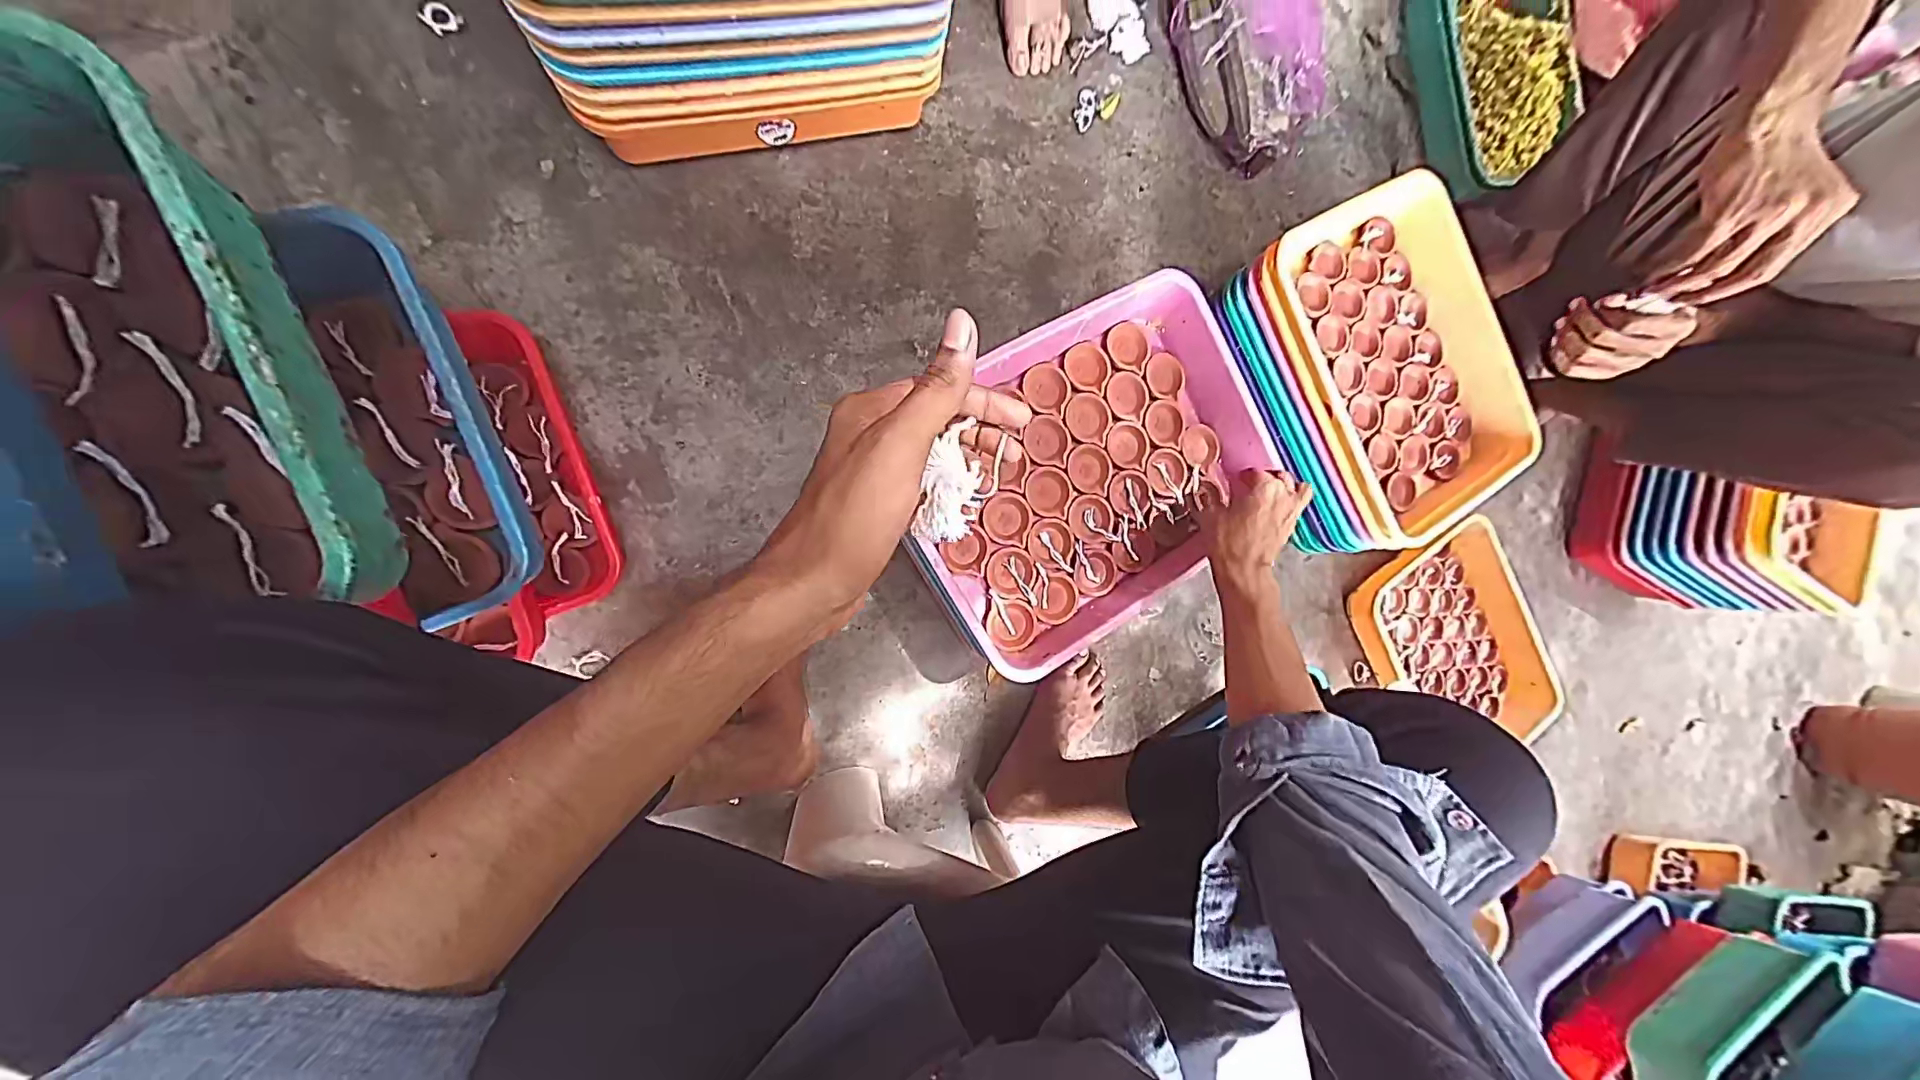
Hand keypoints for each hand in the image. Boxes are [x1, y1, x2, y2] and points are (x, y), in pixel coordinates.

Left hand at [754, 309, 1031, 613]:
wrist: (812, 585)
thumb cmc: (853, 520)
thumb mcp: (900, 446)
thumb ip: (935, 389)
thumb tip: (960, 326)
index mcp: (872, 411)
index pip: (939, 389)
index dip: (985, 402)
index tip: (1021, 420)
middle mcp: (868, 434)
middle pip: (937, 418)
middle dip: (979, 432)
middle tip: (1012, 454)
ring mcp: (871, 469)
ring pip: (931, 451)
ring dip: (966, 458)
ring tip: (995, 476)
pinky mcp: (876, 502)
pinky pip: (921, 480)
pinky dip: (946, 484)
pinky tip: (961, 498)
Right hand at [1200, 469, 1312, 586]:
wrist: (1244, 569)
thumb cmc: (1229, 543)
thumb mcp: (1211, 515)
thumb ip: (1211, 497)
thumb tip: (1207, 490)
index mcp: (1263, 485)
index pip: (1253, 472)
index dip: (1239, 476)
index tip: (1231, 481)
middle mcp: (1283, 493)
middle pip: (1275, 475)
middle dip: (1261, 478)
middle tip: (1246, 487)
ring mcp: (1292, 508)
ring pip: (1294, 485)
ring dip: (1282, 485)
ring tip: (1267, 492)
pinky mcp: (1293, 523)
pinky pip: (1300, 502)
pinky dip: (1293, 499)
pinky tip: (1279, 505)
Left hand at [1549, 295, 1698, 379]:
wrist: (1665, 336)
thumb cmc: (1660, 312)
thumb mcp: (1660, 299)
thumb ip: (1634, 299)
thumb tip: (1608, 302)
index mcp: (1672, 329)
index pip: (1627, 323)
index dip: (1605, 311)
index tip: (1598, 301)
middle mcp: (1649, 351)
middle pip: (1600, 337)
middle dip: (1580, 318)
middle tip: (1575, 306)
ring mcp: (1626, 366)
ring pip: (1582, 353)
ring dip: (1566, 334)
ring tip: (1564, 321)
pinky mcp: (1604, 374)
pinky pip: (1571, 368)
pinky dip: (1559, 352)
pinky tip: (1559, 338)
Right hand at [1638, 117, 1857, 305]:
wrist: (1771, 117)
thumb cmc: (1776, 151)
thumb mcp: (1793, 193)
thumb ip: (1773, 227)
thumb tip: (1728, 264)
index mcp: (1826, 211)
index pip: (1771, 267)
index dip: (1729, 290)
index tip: (1700, 297)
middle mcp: (1803, 214)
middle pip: (1745, 272)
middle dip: (1702, 292)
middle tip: (1673, 299)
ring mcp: (1768, 212)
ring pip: (1717, 265)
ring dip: (1680, 282)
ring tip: (1655, 288)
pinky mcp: (1731, 210)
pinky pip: (1695, 250)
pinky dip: (1669, 265)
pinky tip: (1653, 270)